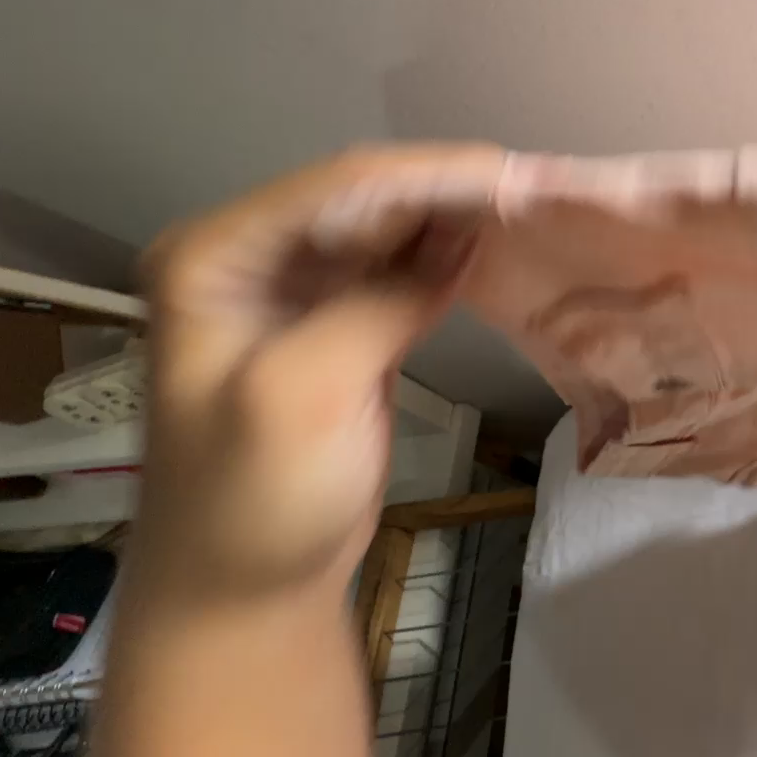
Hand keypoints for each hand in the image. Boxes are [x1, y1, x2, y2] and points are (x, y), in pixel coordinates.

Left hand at [138, 146, 504, 597]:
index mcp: (218, 257)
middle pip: (370, 196)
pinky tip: (502, 249)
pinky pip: (409, 269)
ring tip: (534, 210)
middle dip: (452, 188)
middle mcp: (257, 257)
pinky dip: (457, 257)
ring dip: (461, 218)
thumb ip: (380, 303)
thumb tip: (468, 234)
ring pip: (397, 228)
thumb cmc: (256, 498)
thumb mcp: (306, 391)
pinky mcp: (349, 321)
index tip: (517, 178)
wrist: (251, 581)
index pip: (340, 187)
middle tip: (539, 190)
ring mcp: (304, 290)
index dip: (433, 175)